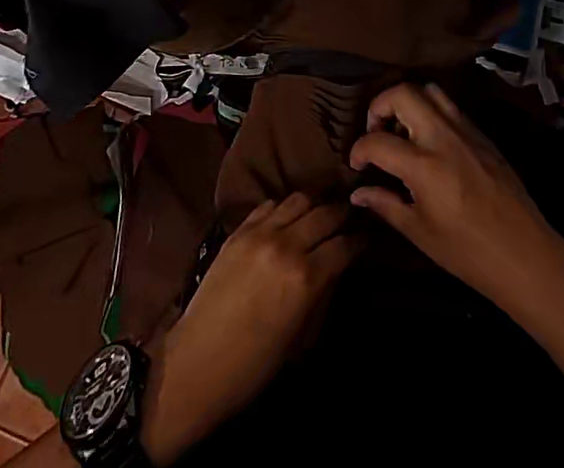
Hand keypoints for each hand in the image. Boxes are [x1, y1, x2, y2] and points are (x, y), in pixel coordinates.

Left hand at [141, 194, 361, 465]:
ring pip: (298, 199)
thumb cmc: (256, 363)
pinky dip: (284, 208)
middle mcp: (286, 246)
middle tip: (349, 221)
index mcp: (306, 277)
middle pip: (326, 213)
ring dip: (314, 206)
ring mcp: (259, 234)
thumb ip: (324, 294)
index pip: (346, 244)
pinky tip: (287, 221)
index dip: (361, 241)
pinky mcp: (237, 232)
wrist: (196, 363)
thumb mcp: (302, 337)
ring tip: (319, 216)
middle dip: (343, 215)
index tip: (367, 240)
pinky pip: (268, 205)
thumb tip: (339, 267)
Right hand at [348, 84, 563, 317]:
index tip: (356, 164)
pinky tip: (430, 143)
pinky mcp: (484, 136)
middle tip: (376, 132)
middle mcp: (444, 138)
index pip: (377, 140)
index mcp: (424, 165)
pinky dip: (432, 113)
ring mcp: (468, 132)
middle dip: (379, 106)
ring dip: (409, 103)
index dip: (358, 149)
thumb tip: (358, 192)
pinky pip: (452, 108)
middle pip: (404, 93)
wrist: (526, 254)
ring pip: (431, 91)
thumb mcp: (420, 232)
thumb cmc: (468, 252)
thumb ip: (385, 204)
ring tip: (402, 132)